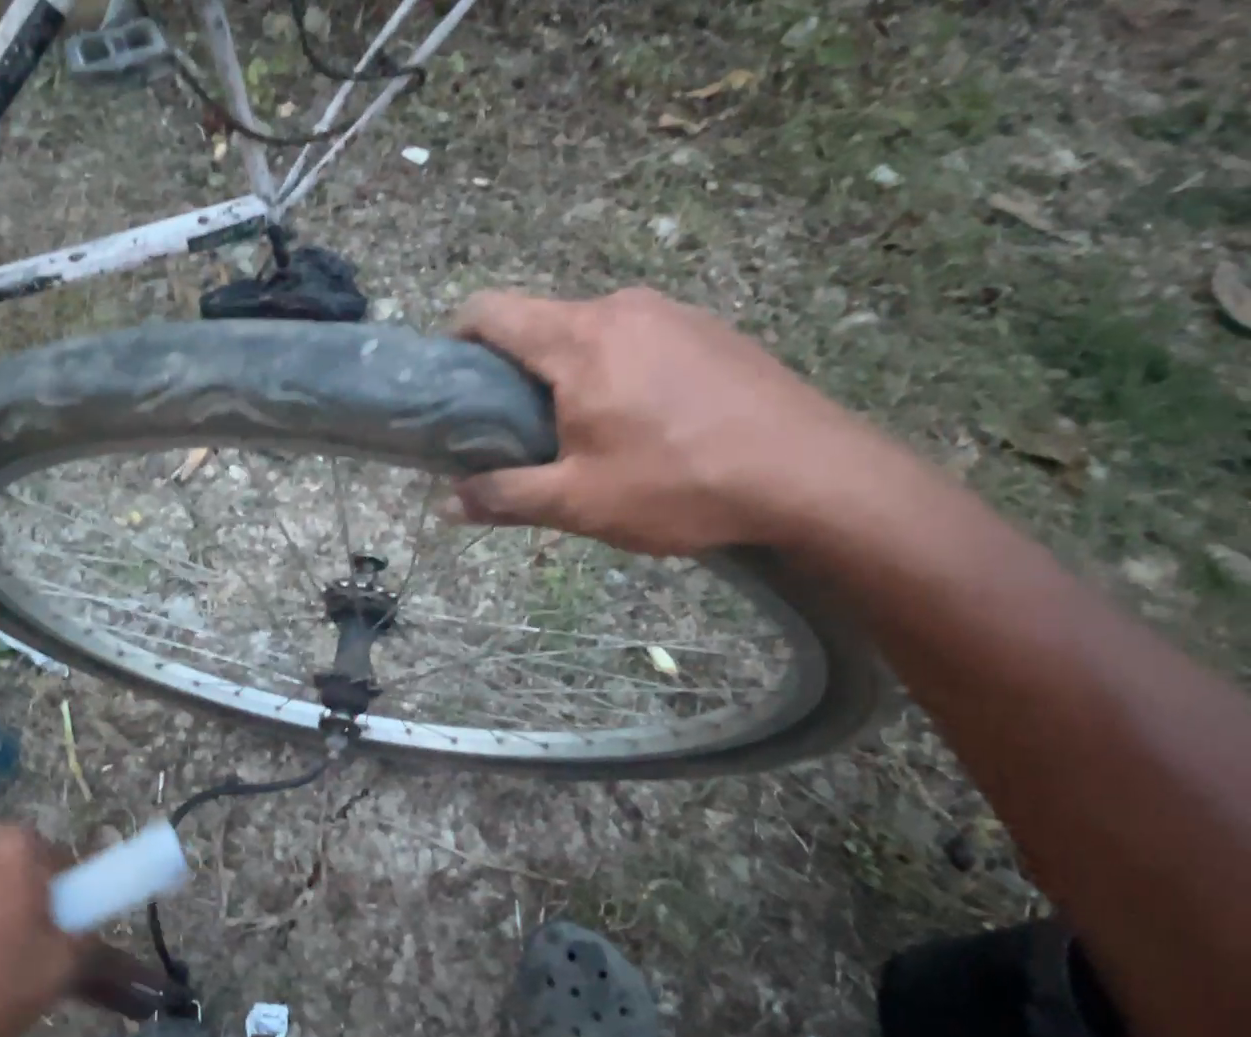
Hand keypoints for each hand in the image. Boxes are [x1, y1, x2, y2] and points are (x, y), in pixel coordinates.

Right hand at [450, 287, 880, 553]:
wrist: (815, 475)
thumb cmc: (680, 484)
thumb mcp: (579, 502)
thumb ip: (504, 497)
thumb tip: (445, 505)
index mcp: (578, 339)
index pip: (490, 310)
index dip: (455, 337)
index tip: (449, 382)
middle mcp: (621, 308)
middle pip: (540, 323)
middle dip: (513, 370)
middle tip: (513, 429)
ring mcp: (673, 313)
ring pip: (591, 332)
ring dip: (567, 372)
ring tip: (581, 433)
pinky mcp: (711, 331)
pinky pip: (639, 339)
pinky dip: (616, 370)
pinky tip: (643, 424)